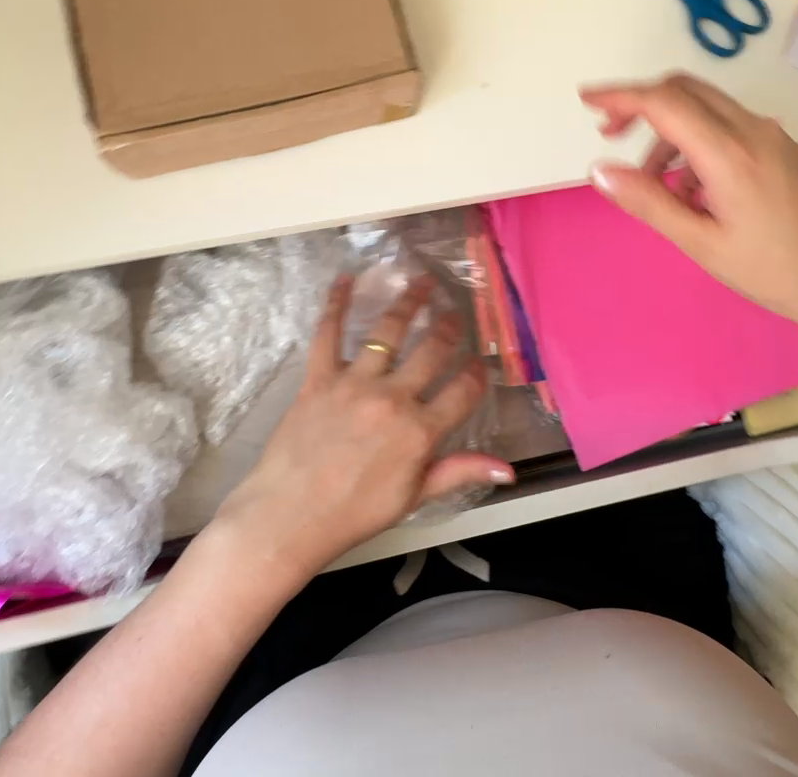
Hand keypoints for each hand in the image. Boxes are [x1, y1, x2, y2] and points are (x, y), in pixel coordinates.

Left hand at [212, 274, 510, 581]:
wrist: (290, 516)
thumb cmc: (354, 513)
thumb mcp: (414, 497)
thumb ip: (459, 472)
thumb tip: (508, 469)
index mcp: (420, 431)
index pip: (463, 391)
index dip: (476, 374)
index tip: (480, 363)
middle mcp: (392, 398)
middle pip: (431, 351)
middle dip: (448, 328)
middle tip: (454, 312)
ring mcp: (354, 383)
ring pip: (388, 331)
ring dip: (408, 302)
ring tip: (420, 282)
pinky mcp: (319, 378)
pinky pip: (329, 333)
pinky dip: (336, 303)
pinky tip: (345, 280)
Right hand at [580, 73, 797, 344]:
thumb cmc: (771, 270)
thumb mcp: (700, 242)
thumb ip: (648, 202)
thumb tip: (599, 170)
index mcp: (729, 152)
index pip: (664, 102)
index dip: (620, 96)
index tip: (586, 99)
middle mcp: (752, 129)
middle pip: (685, 89)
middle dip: (641, 103)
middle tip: (609, 134)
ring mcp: (771, 135)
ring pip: (706, 106)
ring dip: (668, 129)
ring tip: (653, 182)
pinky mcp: (781, 148)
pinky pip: (726, 125)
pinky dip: (695, 140)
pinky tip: (692, 188)